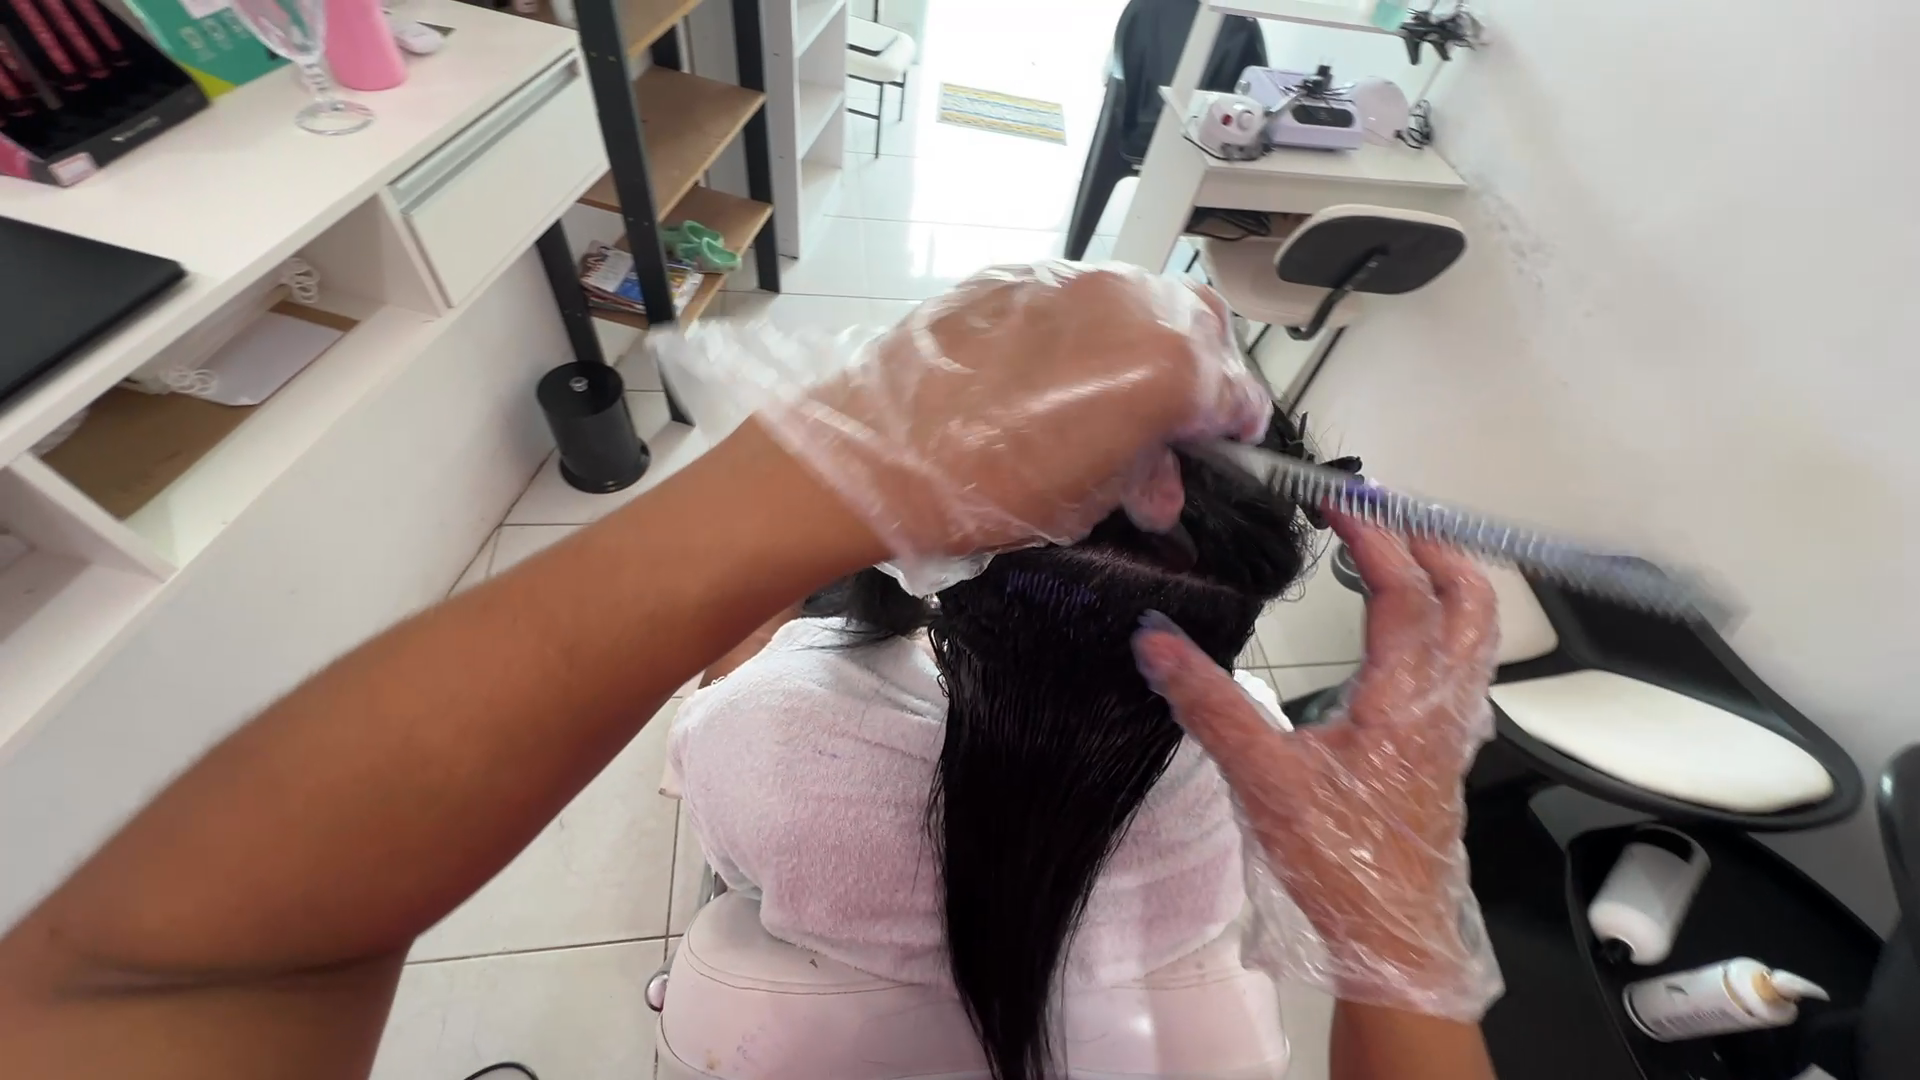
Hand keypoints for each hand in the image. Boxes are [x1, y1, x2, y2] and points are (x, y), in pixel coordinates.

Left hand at [656, 262, 1270, 586]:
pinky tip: (1056, 374)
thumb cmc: (978, 493)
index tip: (1227, 438)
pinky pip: (1078, 297)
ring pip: (1140, 300)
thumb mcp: (1085, 505)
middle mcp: (1125, 305)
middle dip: (1199, 373)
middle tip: (1172, 422)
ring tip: (1110, 402)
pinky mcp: (1015, 277)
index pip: (1232, 385)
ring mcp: (1068, 280)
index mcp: (1160, 368)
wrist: (873, 457)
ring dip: (1144, 348)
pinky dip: (1088, 332)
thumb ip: (1141, 476)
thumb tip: (1157, 472)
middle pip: (1198, 324)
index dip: (1236, 420)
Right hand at [1131, 512, 1504, 1020]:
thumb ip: (1207, 704)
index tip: (1335, 499)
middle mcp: (1441, 706)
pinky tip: (1397, 633)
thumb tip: (1153, 638)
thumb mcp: (1262, 778)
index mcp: (1405, 702)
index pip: (1405, 595)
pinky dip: (1439, 622)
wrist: (1392, 942)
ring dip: (1446, 581)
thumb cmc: (1338, 861)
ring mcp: (1448, 730)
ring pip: (1474, 637)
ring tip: (1399, 552)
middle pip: (1471, 605)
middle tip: (1386, 511)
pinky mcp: (1437, 752)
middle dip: (1435, 545)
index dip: (1374, 538)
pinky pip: (1457, 666)